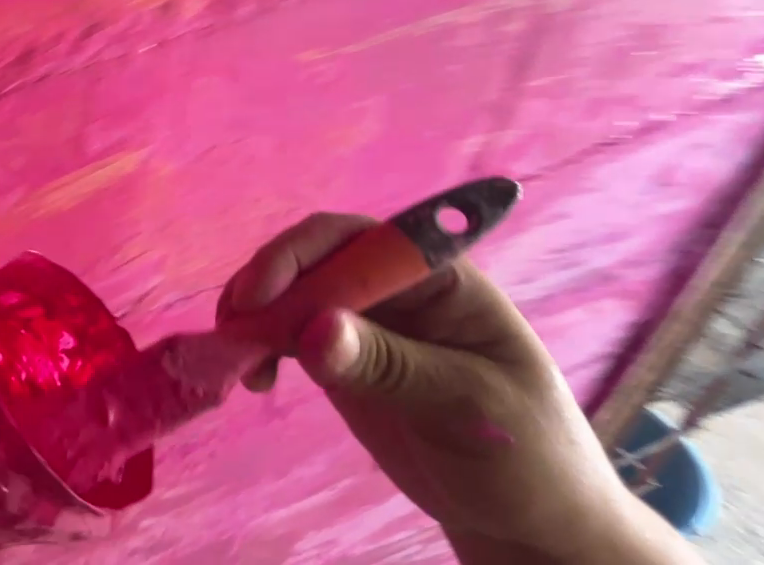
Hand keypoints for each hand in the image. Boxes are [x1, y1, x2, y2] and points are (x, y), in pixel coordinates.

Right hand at [219, 213, 695, 564]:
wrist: (530, 526)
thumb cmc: (528, 458)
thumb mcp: (468, 408)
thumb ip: (390, 364)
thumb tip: (313, 330)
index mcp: (435, 278)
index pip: (352, 238)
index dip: (298, 254)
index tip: (260, 296)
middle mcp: (391, 287)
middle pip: (308, 261)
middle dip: (263, 288)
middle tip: (233, 331)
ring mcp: (362, 321)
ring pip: (286, 294)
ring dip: (251, 316)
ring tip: (233, 357)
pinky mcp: (338, 355)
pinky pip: (284, 333)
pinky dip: (258, 347)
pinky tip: (254, 379)